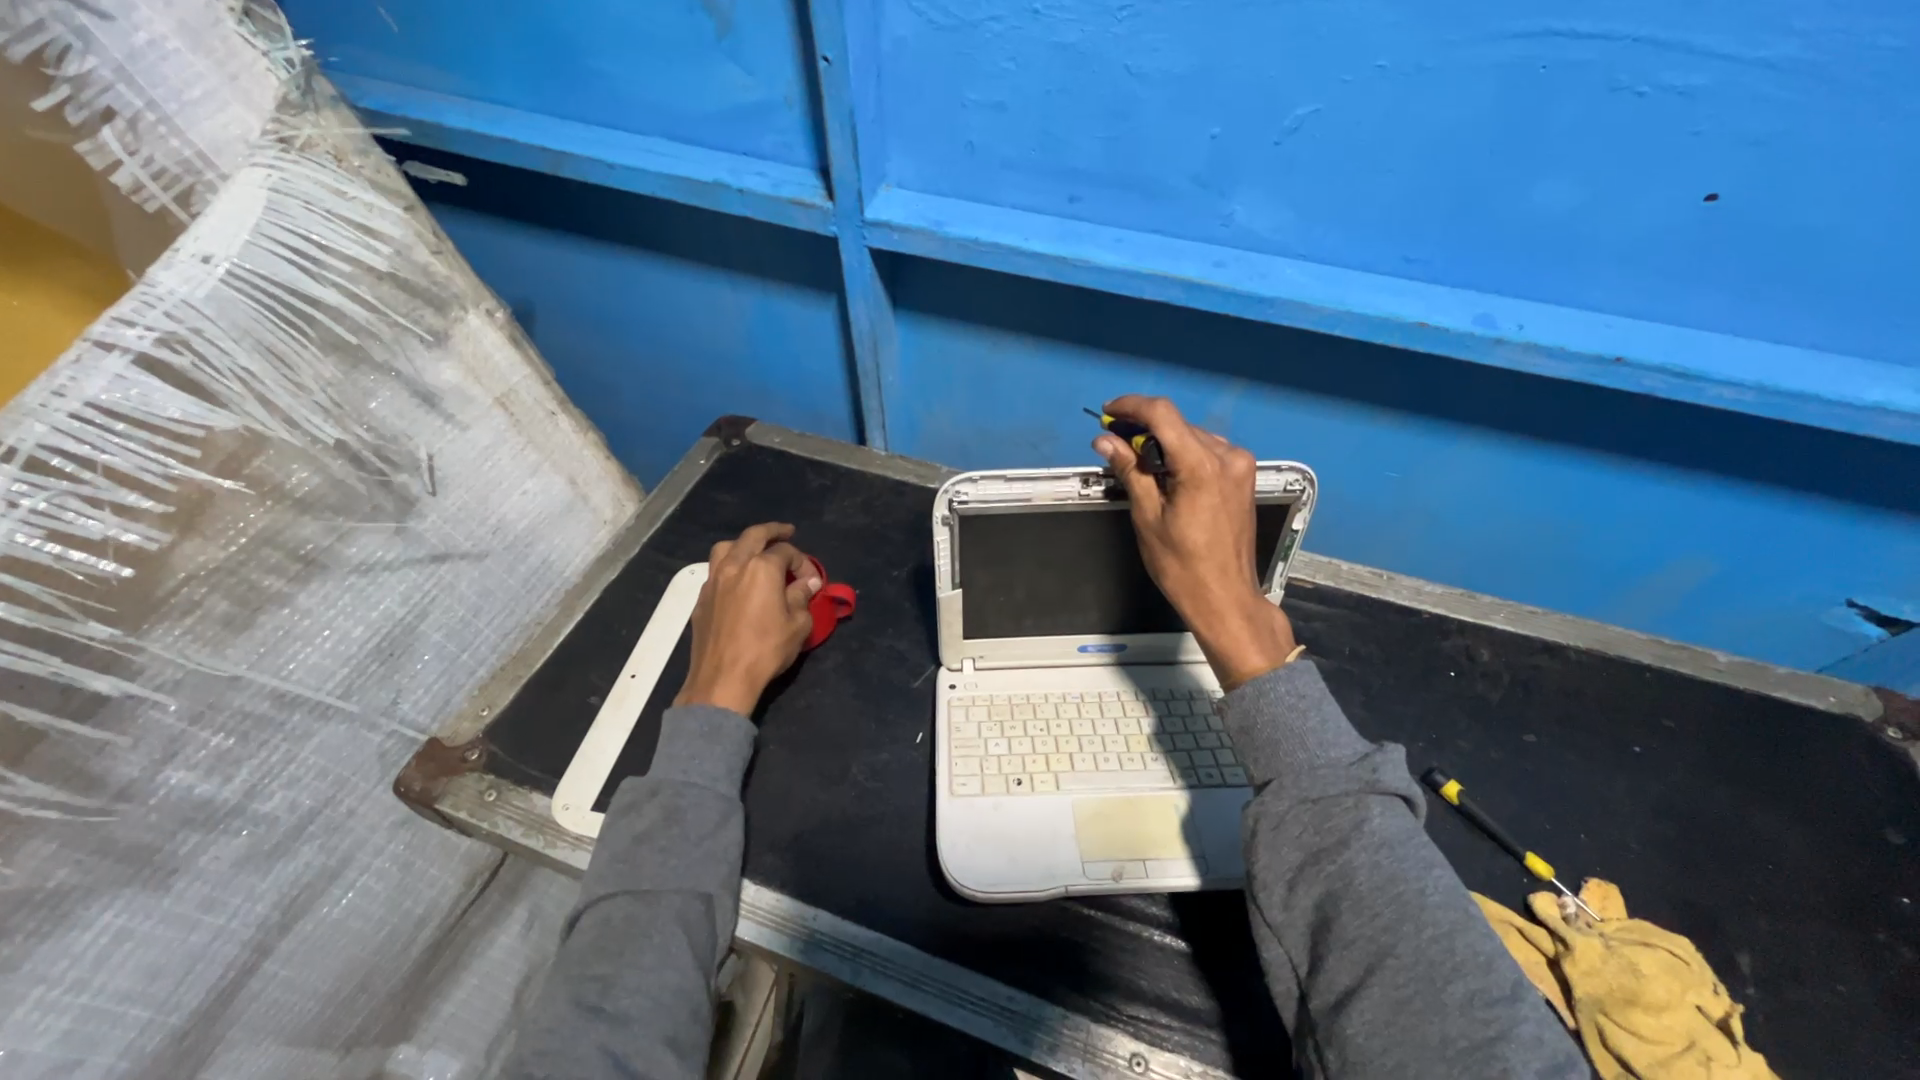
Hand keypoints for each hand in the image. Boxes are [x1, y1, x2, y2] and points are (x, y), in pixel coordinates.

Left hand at [675, 522, 822, 715]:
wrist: (723, 678)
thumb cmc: (766, 650)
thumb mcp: (798, 625)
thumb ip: (802, 598)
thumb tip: (808, 583)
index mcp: (761, 569)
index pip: (786, 552)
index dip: (803, 562)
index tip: (811, 580)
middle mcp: (734, 566)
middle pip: (753, 536)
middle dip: (773, 532)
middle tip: (786, 532)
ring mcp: (713, 581)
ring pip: (725, 548)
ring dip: (742, 544)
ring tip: (754, 552)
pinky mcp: (701, 599)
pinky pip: (715, 571)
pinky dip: (729, 566)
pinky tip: (738, 581)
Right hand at [1095, 395, 1297, 688]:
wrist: (1226, 597)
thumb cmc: (1181, 565)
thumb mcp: (1147, 517)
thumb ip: (1130, 470)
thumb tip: (1105, 440)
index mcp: (1202, 465)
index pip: (1163, 414)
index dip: (1131, 407)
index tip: (1107, 414)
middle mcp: (1227, 456)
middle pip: (1178, 424)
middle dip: (1143, 427)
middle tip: (1113, 442)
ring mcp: (1240, 465)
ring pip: (1192, 436)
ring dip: (1163, 441)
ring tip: (1136, 461)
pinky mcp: (1243, 476)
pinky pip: (1207, 451)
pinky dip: (1182, 454)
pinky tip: (1164, 472)